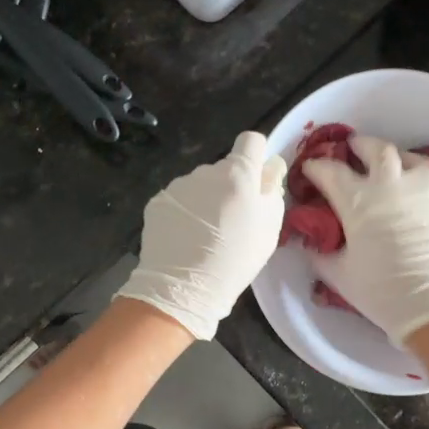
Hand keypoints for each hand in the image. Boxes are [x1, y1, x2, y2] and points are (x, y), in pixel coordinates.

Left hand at [116, 132, 287, 340]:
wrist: (184, 287)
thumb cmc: (236, 259)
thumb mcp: (270, 228)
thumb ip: (271, 190)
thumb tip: (270, 165)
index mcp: (238, 173)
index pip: (251, 140)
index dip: (256, 157)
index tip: (256, 182)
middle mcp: (206, 171)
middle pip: (224, 168)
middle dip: (230, 186)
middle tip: (232, 221)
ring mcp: (178, 185)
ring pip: (200, 184)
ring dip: (206, 199)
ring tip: (206, 234)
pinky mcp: (157, 202)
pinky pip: (179, 199)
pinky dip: (185, 212)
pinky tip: (185, 238)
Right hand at [303, 135, 428, 343]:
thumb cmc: (381, 291)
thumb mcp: (339, 275)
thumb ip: (321, 254)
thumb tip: (312, 245)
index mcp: (358, 199)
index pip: (331, 171)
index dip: (317, 167)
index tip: (311, 168)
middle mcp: (391, 185)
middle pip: (377, 149)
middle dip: (361, 145)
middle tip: (354, 150)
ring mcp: (425, 191)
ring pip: (413, 159)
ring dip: (399, 159)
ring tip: (393, 169)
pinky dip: (426, 191)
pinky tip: (422, 203)